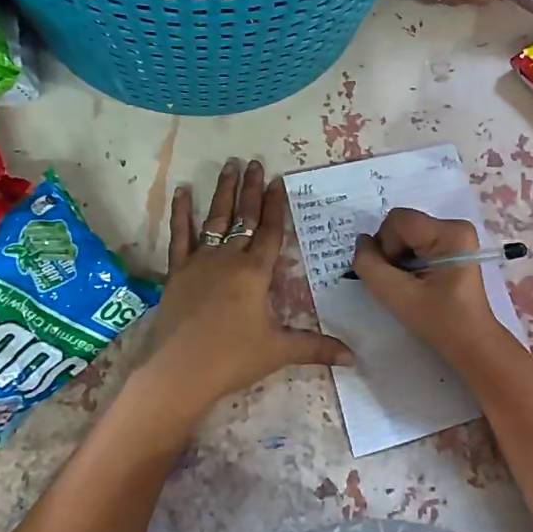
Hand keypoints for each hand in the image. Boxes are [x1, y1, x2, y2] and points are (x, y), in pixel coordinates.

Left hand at [132, 160, 352, 423]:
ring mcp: (199, 262)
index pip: (270, 232)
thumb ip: (316, 347)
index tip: (277, 180)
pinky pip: (179, 235)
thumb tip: (355, 357)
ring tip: (229, 166)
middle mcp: (228, 259)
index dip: (275, 205)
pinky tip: (182, 191)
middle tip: (254, 162)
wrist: (180, 369)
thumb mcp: (278, 352)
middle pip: (243, 218)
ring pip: (214, 219)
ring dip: (223, 192)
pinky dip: (181, 213)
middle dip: (250, 189)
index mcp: (255, 273)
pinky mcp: (176, 271)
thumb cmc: (232, 359)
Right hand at [351, 209, 499, 350]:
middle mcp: (454, 226)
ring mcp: (454, 233)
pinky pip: (412, 239)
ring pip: (403, 231)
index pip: (396, 221)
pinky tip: (416, 277)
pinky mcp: (450, 243)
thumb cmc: (437, 320)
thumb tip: (362, 241)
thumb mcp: (395, 294)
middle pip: (400, 223)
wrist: (469, 340)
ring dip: (396, 255)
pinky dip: (405, 257)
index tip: (398, 275)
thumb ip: (369, 264)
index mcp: (450, 233)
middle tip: (401, 279)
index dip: (386, 246)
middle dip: (391, 250)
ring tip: (409, 280)